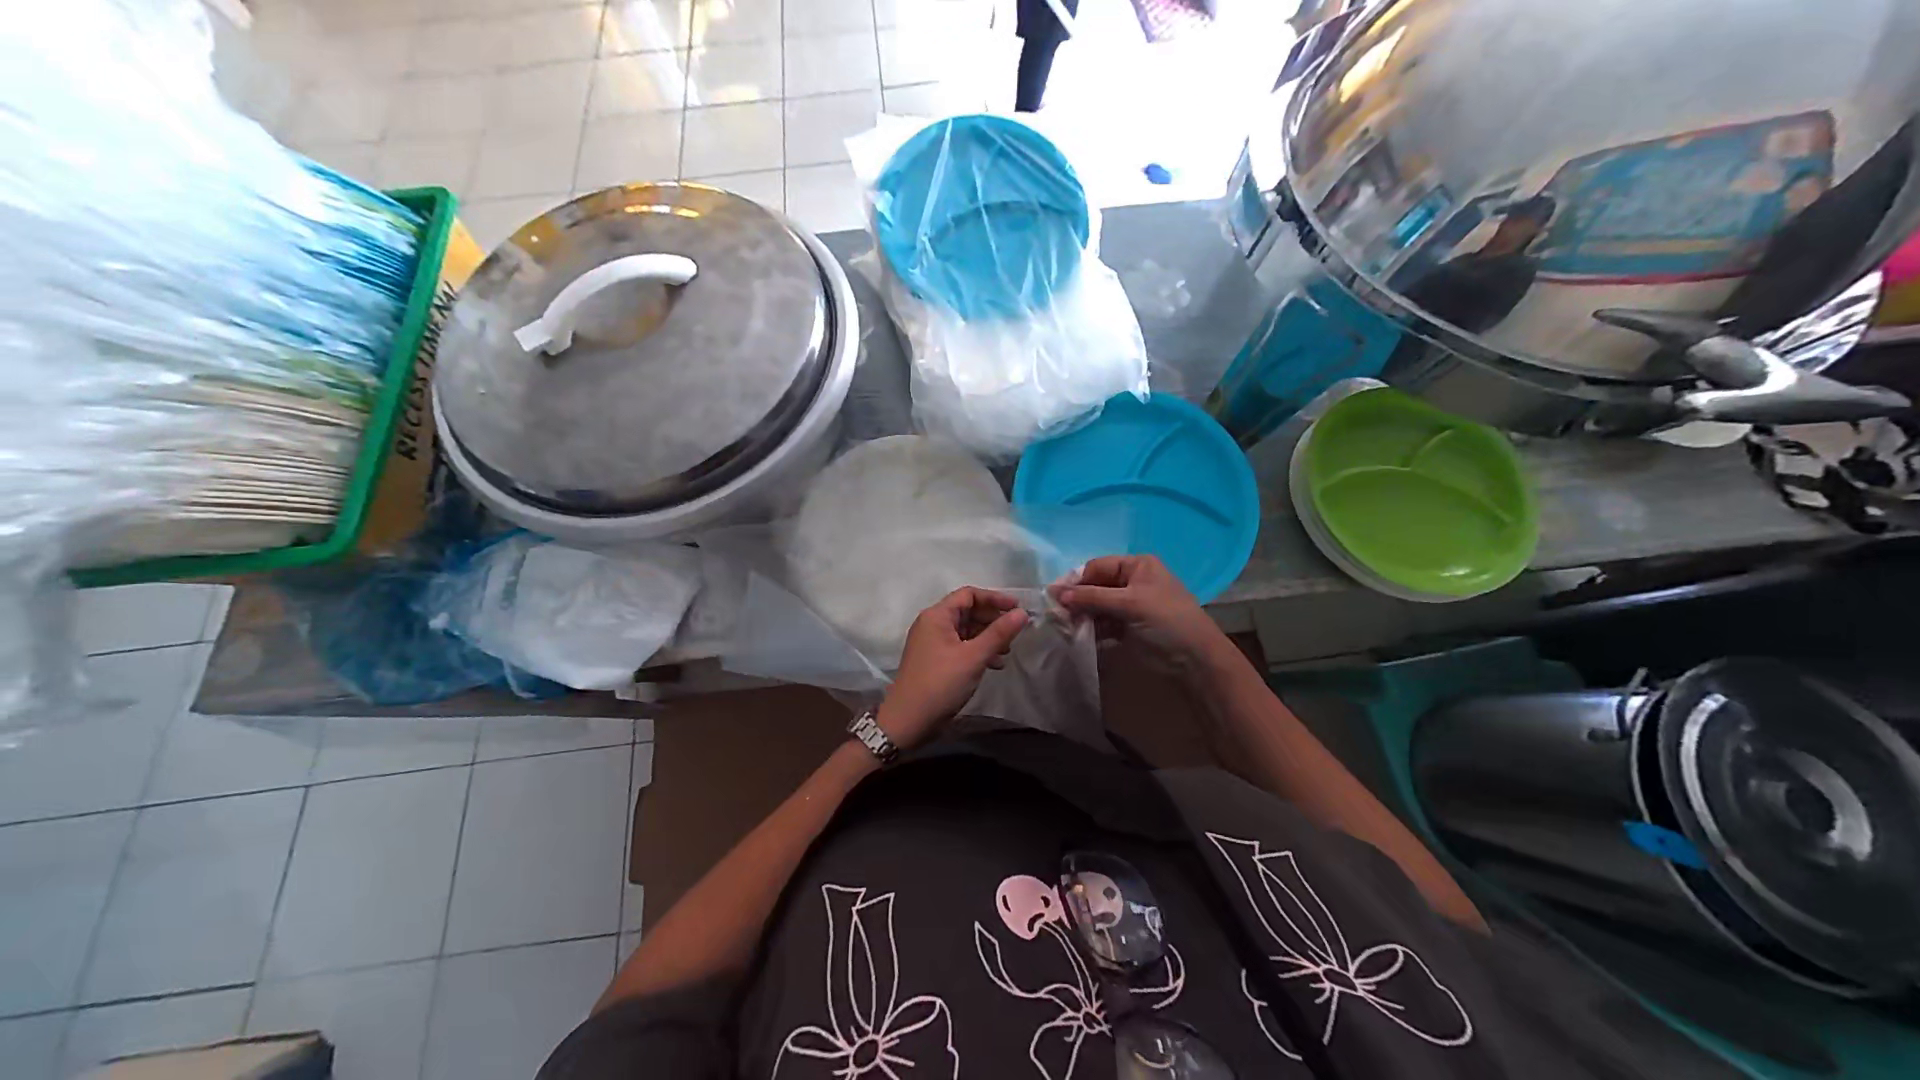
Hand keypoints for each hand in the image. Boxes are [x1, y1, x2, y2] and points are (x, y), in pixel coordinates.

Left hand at [877, 587, 1029, 750]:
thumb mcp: (974, 657)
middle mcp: (932, 624)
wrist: (908, 720)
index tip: (1017, 608)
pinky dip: (978, 650)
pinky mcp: (935, 660)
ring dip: (988, 637)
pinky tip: (994, 665)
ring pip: (966, 630)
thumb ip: (999, 633)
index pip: (969, 594)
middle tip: (1015, 632)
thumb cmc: (941, 683)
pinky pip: (961, 646)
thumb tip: (1022, 613)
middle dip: (993, 619)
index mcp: (937, 616)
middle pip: (968, 611)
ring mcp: (932, 643)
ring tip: (1007, 652)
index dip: (994, 598)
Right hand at [1050, 555, 1223, 667]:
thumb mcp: (1129, 603)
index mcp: (1137, 566)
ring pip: (1096, 606)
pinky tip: (1078, 637)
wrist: (1196, 660)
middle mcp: (1132, 582)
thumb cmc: (1166, 621)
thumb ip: (1091, 597)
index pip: (1096, 567)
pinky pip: (1102, 624)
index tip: (1053, 597)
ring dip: (1081, 617)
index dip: (1075, 581)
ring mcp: (1130, 606)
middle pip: (1095, 586)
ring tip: (1065, 628)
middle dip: (1077, 600)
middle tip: (1057, 615)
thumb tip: (1055, 593)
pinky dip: (1091, 630)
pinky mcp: (1127, 628)